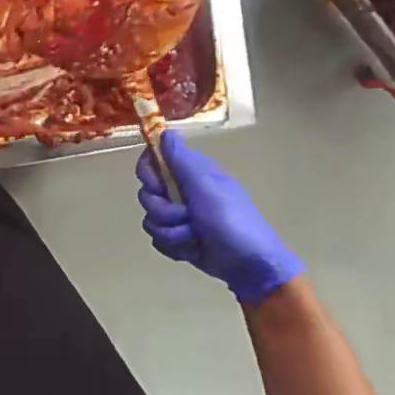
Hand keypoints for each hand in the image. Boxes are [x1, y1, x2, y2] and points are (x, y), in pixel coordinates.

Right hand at [135, 130, 303, 304]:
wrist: (248, 264)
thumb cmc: (230, 220)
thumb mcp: (205, 187)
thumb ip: (181, 160)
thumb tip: (164, 131)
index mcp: (190, 173)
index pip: (152, 162)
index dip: (148, 173)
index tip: (158, 186)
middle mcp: (182, 191)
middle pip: (147, 194)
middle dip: (163, 211)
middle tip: (185, 215)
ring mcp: (179, 217)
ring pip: (151, 220)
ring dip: (171, 233)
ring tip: (194, 237)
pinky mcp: (178, 238)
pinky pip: (158, 240)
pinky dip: (175, 247)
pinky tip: (193, 249)